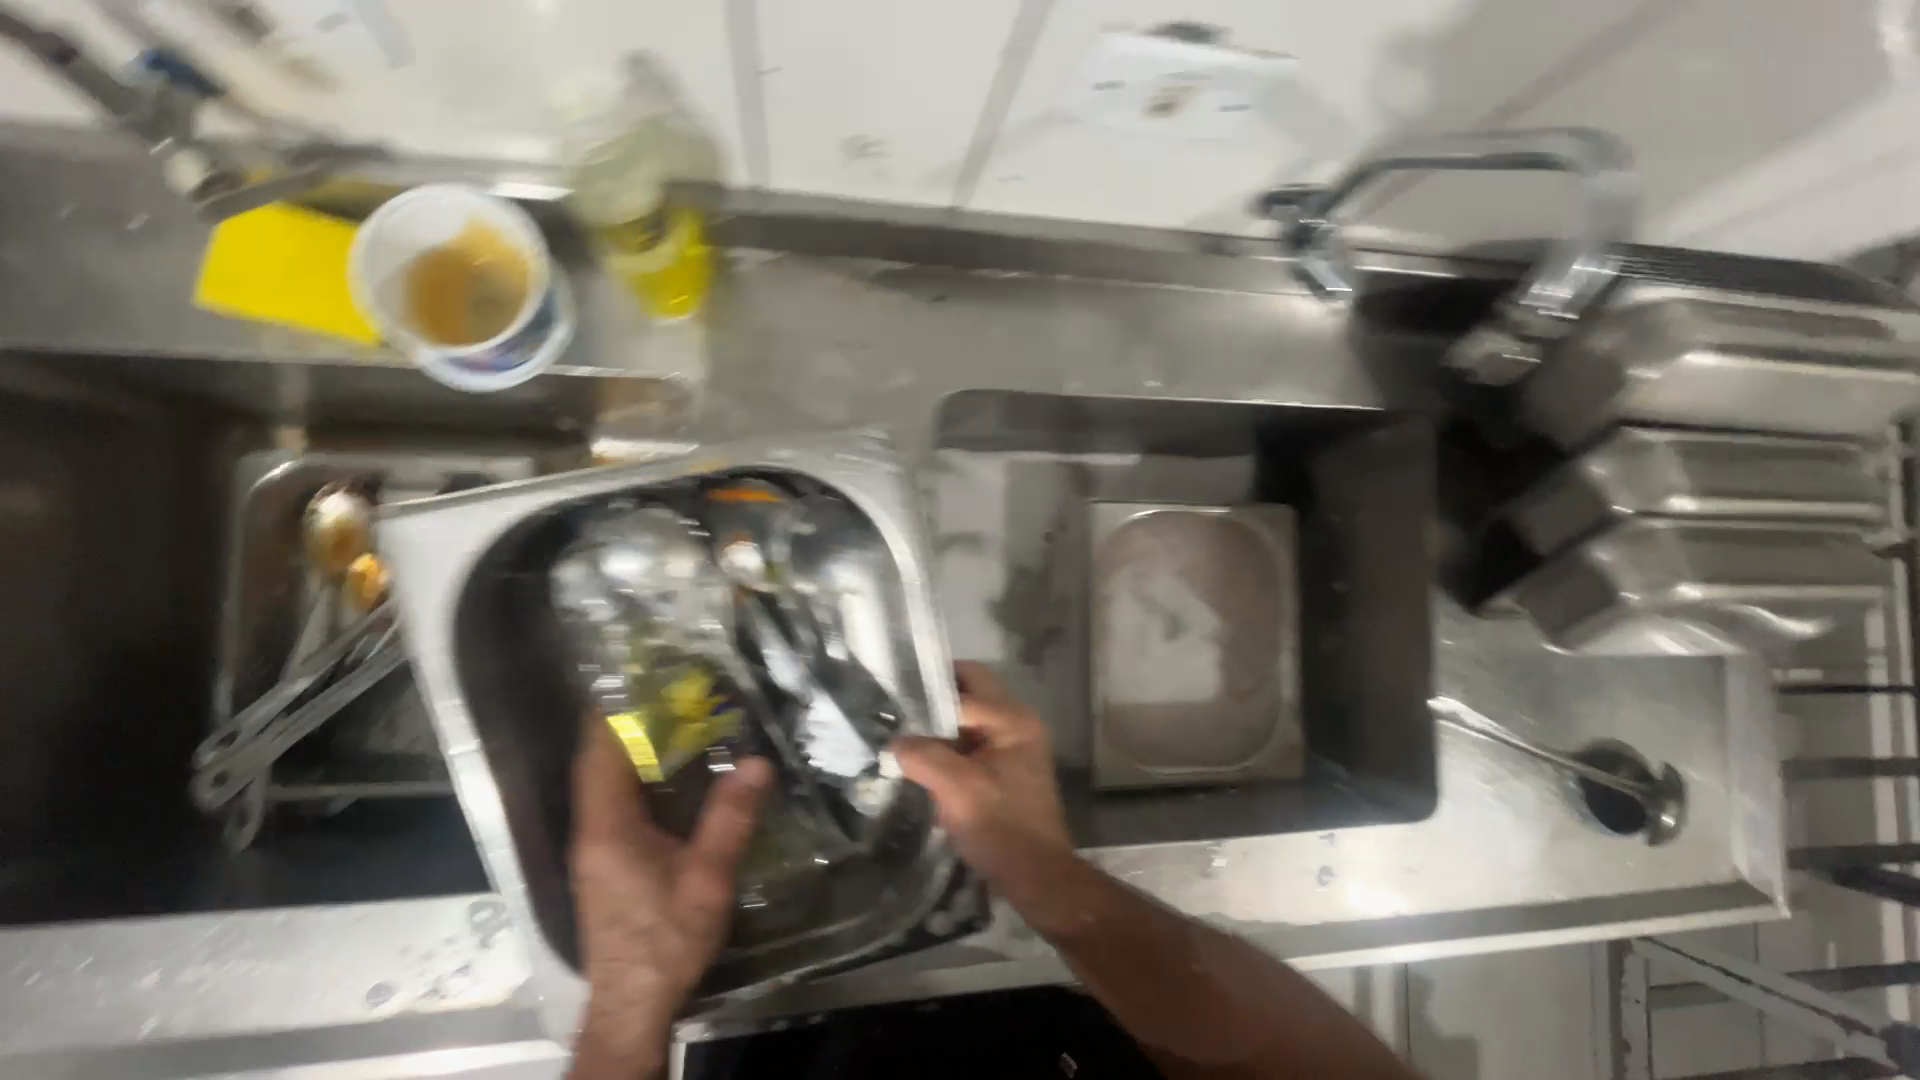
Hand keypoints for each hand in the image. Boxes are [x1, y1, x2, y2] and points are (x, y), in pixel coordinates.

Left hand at [568, 717, 771, 1078]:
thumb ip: (730, 818)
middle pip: (600, 760)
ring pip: (605, 782)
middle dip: (631, 722)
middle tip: (674, 692)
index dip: (617, 710)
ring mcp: (594, 848)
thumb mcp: (707, 879)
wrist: (632, 1004)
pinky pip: (614, 802)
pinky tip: (672, 775)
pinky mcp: (605, 862)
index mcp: (607, 826)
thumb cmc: (666, 941)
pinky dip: (637, 776)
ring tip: (677, 720)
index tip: (644, 676)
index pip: (600, 751)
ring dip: (634, 749)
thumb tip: (756, 762)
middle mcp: (591, 830)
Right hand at [890, 662, 1072, 908]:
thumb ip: (923, 756)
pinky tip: (923, 754)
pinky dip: (950, 739)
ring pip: (971, 712)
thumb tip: (894, 742)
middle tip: (899, 706)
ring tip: (904, 729)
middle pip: (972, 689)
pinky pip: (973, 735)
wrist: (1036, 875)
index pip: (964, 690)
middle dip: (935, 695)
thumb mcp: (957, 790)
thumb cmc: (1001, 828)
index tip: (891, 700)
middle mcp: (1019, 721)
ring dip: (941, 718)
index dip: (927, 695)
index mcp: (1014, 720)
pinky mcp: (1007, 762)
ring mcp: (1015, 741)